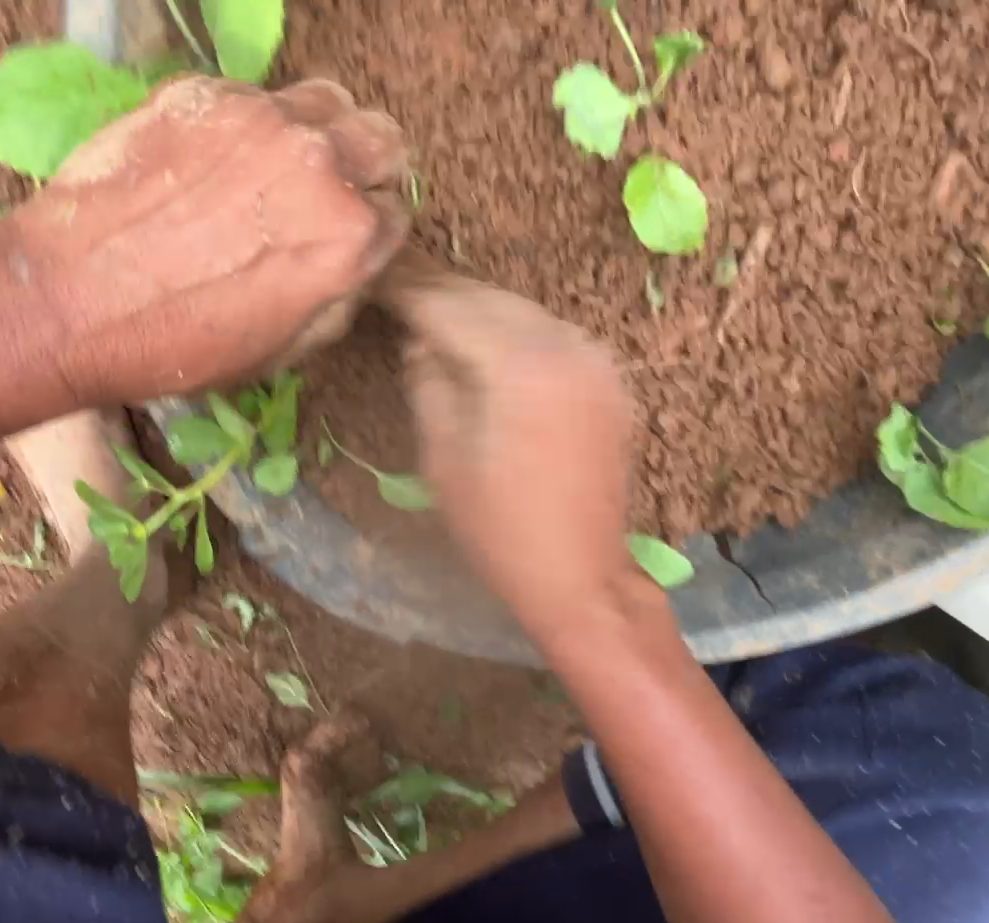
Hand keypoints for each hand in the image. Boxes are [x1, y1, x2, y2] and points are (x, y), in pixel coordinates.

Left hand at [10, 76, 408, 404]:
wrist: (71, 302)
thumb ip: (336, 299)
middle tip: (321, 200)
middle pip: (380, 138)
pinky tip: (213, 165)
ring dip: (316, 134)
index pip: (397, 210)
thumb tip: (351, 267)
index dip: (371, 230)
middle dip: (362, 170)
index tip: (343, 240)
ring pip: (326, 101)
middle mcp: (319, 162)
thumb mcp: (279, 352)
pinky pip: (259, 98)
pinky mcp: (206, 92)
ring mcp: (262, 117)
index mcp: (348, 236)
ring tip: (275, 172)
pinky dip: (253, 127)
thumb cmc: (178, 347)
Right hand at [382, 258, 665, 644]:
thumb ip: (429, 386)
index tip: (378, 281)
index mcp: (519, 367)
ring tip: (438, 311)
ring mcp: (596, 362)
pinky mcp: (610, 382)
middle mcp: (565, 348)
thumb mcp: (442, 460)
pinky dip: (517, 331)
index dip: (409, 295)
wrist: (579, 574)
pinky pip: (554, 336)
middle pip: (491, 300)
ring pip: (526, 312)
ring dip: (480, 308)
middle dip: (444, 294)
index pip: (450, 310)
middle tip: (402, 288)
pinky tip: (491, 342)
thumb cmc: (498, 529)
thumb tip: (420, 344)